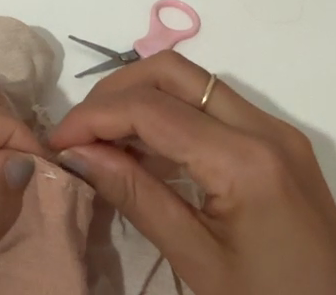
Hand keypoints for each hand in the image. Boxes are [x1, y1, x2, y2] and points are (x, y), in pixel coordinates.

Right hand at [48, 52, 335, 294]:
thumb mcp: (198, 262)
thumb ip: (136, 197)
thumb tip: (76, 153)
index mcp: (244, 160)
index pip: (150, 109)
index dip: (93, 117)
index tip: (56, 143)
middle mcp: (263, 127)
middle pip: (170, 71)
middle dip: (115, 91)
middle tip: (80, 133)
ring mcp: (275, 131)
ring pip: (191, 81)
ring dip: (141, 98)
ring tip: (104, 141)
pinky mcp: (279, 144)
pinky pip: (213, 106)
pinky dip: (170, 114)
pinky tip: (145, 151)